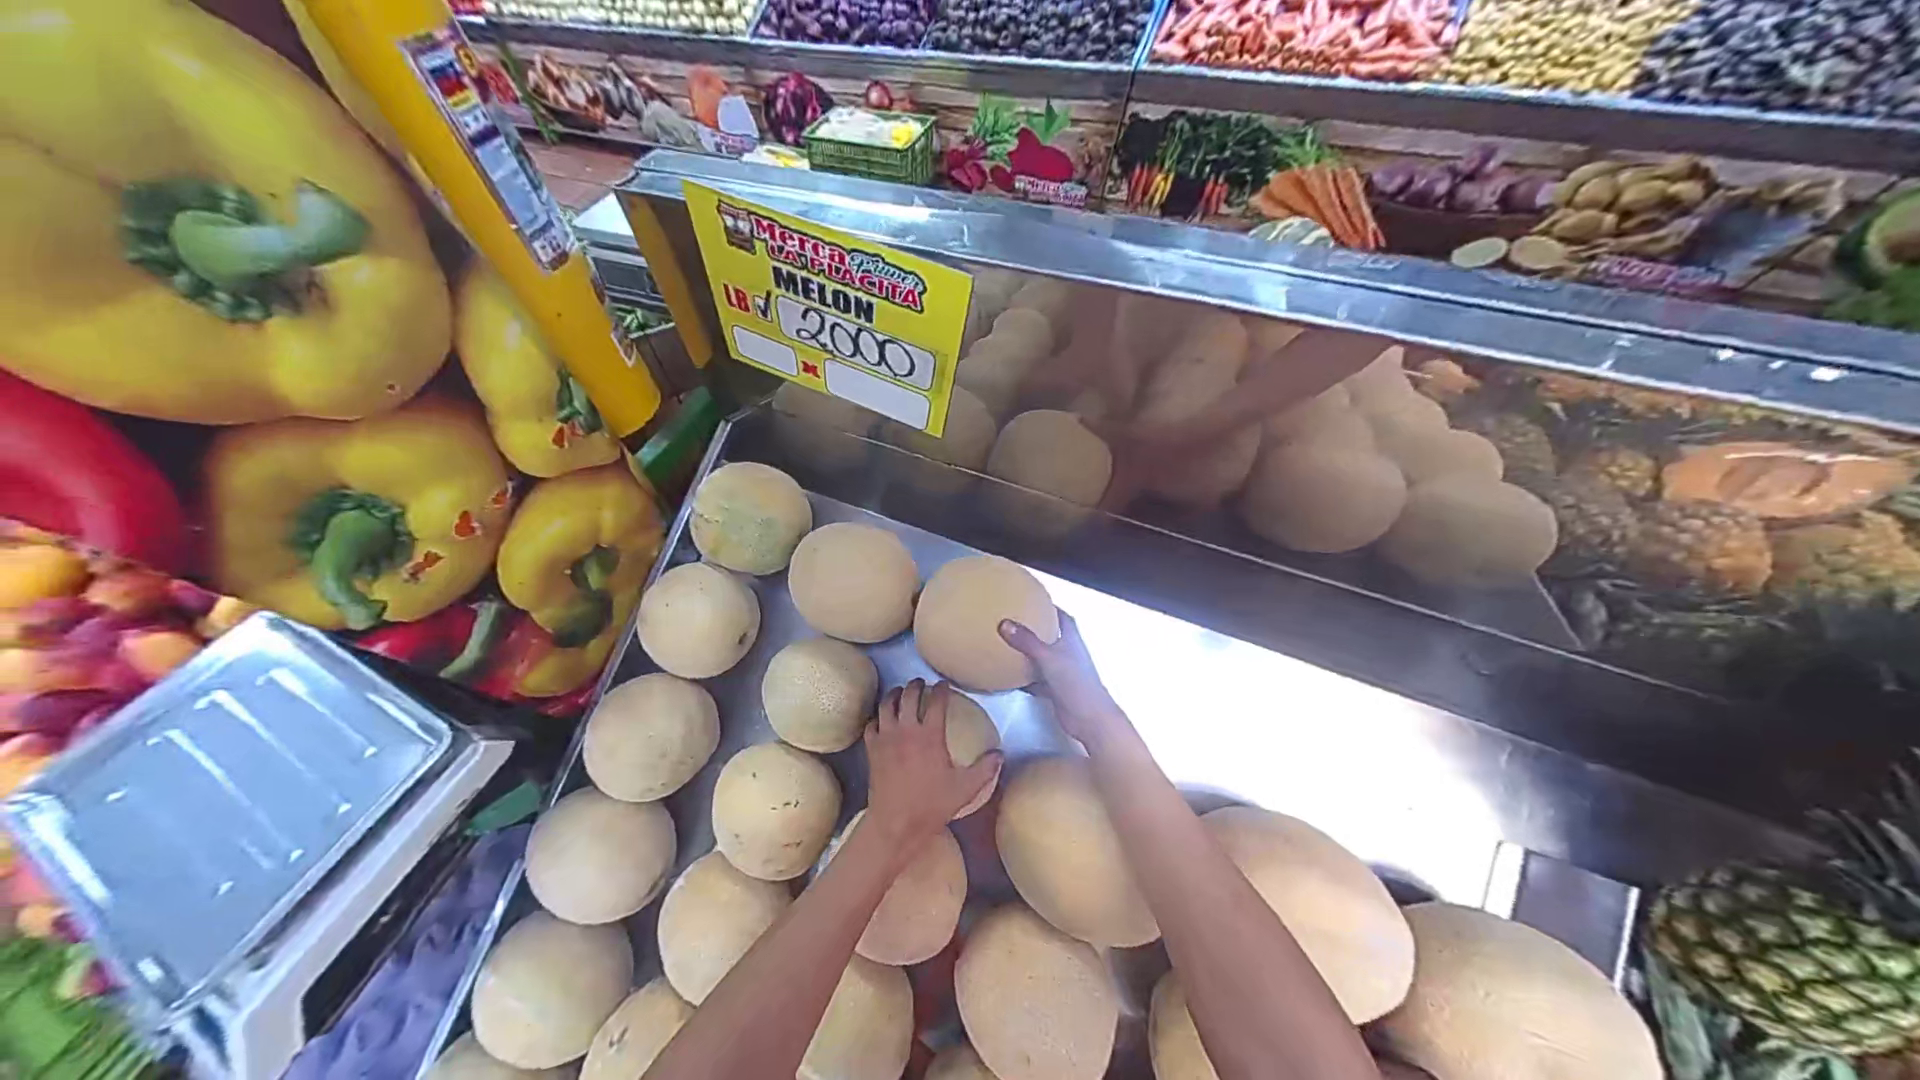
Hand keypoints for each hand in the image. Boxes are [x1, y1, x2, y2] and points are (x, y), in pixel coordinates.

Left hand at [864, 679, 1001, 856]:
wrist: (896, 823)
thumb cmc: (932, 805)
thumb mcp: (965, 788)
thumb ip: (985, 769)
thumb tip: (1000, 754)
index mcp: (930, 735)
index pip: (937, 701)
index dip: (942, 689)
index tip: (945, 684)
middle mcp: (906, 730)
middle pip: (909, 695)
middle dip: (916, 685)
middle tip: (921, 683)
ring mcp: (886, 737)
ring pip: (887, 704)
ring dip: (894, 694)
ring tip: (900, 692)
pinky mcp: (871, 749)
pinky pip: (872, 724)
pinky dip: (878, 717)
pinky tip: (882, 720)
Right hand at [999, 611, 1132, 750]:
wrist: (1089, 718)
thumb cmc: (1076, 683)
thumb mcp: (1048, 657)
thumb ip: (1027, 641)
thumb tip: (1005, 623)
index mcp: (1070, 638)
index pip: (1060, 616)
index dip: (1048, 607)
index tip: (1031, 600)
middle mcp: (1068, 652)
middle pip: (1050, 636)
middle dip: (1034, 629)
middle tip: (1012, 622)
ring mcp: (1062, 671)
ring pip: (1042, 658)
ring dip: (1027, 654)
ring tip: (1006, 646)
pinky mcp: (1056, 689)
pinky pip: (1036, 679)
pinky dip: (1024, 678)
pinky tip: (1009, 677)